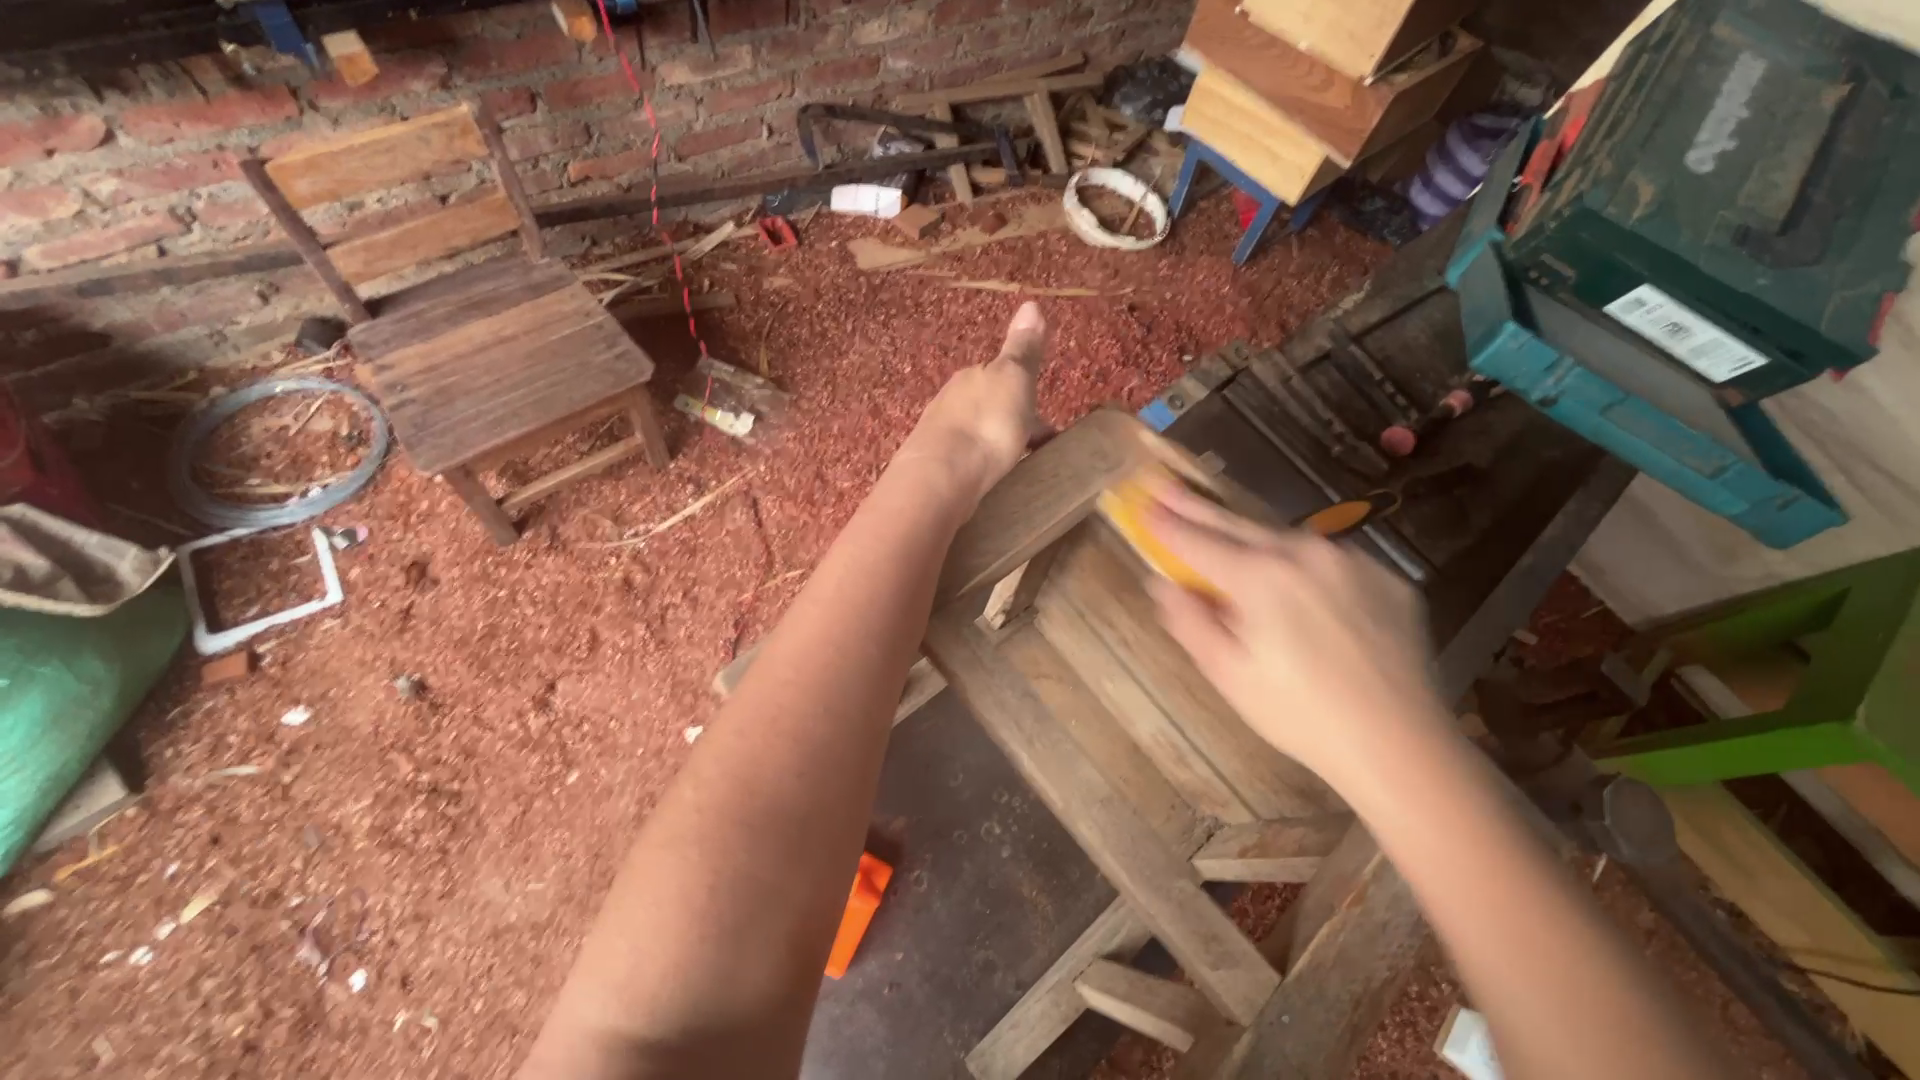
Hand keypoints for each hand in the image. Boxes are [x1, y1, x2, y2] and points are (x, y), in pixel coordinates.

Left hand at [896, 302, 1049, 504]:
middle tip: (1035, 447)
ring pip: (976, 435)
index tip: (1045, 423)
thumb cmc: (987, 424)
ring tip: (1015, 467)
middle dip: (1010, 423)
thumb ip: (1022, 349)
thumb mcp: (1014, 379)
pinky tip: (989, 481)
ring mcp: (939, 436)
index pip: (1001, 378)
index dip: (1025, 397)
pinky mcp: (935, 468)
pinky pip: (965, 462)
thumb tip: (1031, 304)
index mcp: (972, 377)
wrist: (942, 476)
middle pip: (988, 408)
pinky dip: (980, 466)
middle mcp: (950, 400)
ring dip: (995, 446)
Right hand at [1145, 482, 1450, 784]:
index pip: (1199, 541)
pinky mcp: (1387, 579)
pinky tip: (1302, 600)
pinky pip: (1331, 565)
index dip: (1167, 525)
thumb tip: (1165, 584)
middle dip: (1199, 510)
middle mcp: (1306, 553)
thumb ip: (1191, 621)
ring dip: (1256, 544)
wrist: (1401, 744)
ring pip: (1289, 544)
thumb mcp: (1229, 674)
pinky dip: (1305, 571)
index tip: (1143, 505)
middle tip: (1167, 489)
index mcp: (1261, 576)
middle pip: (1240, 527)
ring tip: (1233, 550)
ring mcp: (1352, 561)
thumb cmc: (1300, 715)